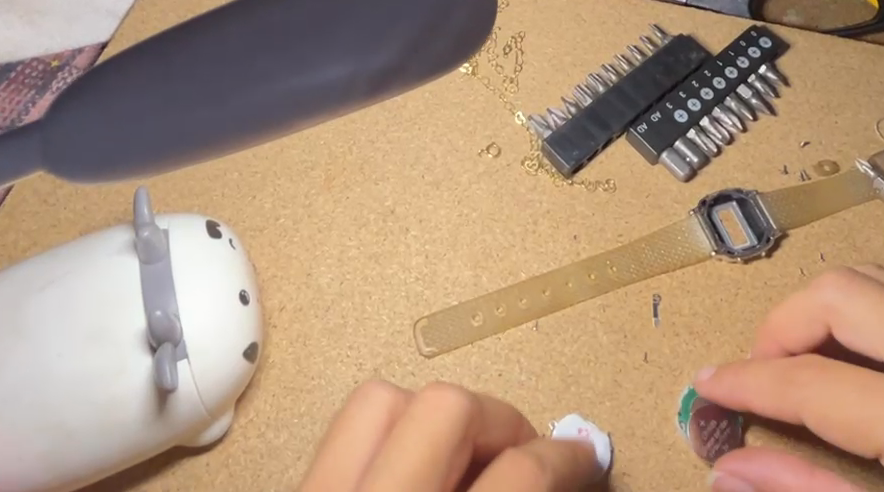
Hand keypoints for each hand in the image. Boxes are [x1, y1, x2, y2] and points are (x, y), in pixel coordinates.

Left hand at [298, 380, 603, 491]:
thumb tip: (550, 475)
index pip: (514, 478)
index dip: (563, 461)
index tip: (584, 458)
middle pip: (443, 408)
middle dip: (497, 421)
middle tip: (525, 454)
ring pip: (378, 400)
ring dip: (433, 417)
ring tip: (466, 457)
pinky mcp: (298, 491)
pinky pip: (342, 435)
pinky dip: (386, 437)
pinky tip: (413, 472)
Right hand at [694, 265, 883, 491]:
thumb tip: (727, 469)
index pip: (812, 383)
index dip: (747, 384)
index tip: (705, 390)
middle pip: (839, 294)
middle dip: (783, 328)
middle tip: (761, 375)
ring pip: (881, 277)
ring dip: (828, 311)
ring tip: (808, 361)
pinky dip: (880, 308)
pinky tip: (873, 353)